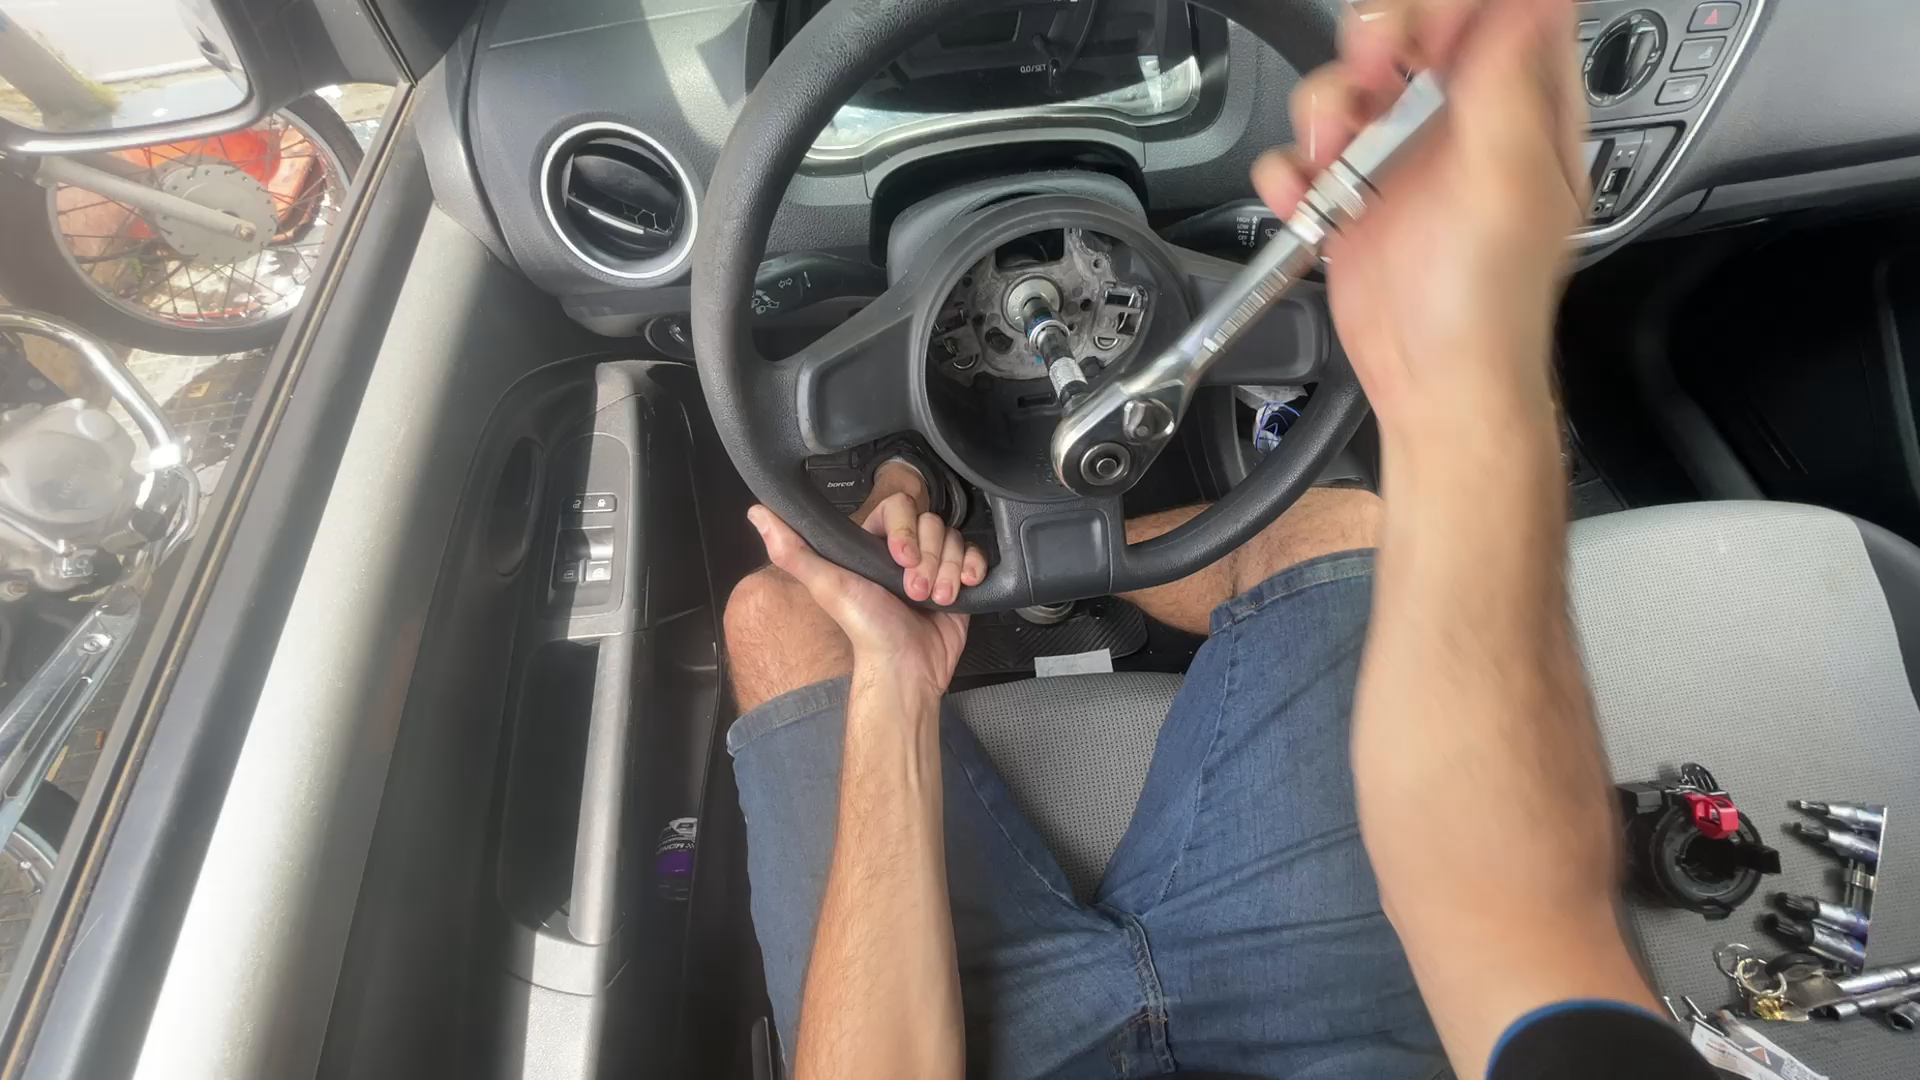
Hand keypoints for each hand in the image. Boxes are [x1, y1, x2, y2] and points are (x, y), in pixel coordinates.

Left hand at [748, 500, 984, 696]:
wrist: (907, 667)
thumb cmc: (866, 631)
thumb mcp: (825, 585)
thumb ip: (792, 550)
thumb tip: (758, 514)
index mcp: (873, 546)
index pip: (900, 508)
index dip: (906, 531)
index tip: (900, 557)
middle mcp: (903, 553)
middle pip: (932, 524)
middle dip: (928, 559)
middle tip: (913, 589)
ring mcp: (932, 566)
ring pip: (953, 539)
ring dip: (947, 570)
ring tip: (935, 597)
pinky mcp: (956, 581)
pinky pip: (974, 556)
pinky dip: (972, 569)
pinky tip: (963, 588)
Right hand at [1252, 0, 1588, 435]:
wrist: (1428, 376)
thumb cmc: (1484, 301)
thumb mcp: (1507, 188)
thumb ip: (1506, 90)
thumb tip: (1521, 4)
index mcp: (1515, 106)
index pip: (1494, 13)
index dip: (1452, 8)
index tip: (1425, 31)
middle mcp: (1450, 126)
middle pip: (1405, 38)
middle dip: (1377, 41)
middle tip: (1371, 70)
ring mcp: (1389, 166)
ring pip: (1341, 95)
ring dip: (1322, 114)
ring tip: (1328, 155)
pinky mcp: (1340, 207)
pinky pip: (1298, 166)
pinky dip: (1287, 177)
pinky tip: (1301, 203)